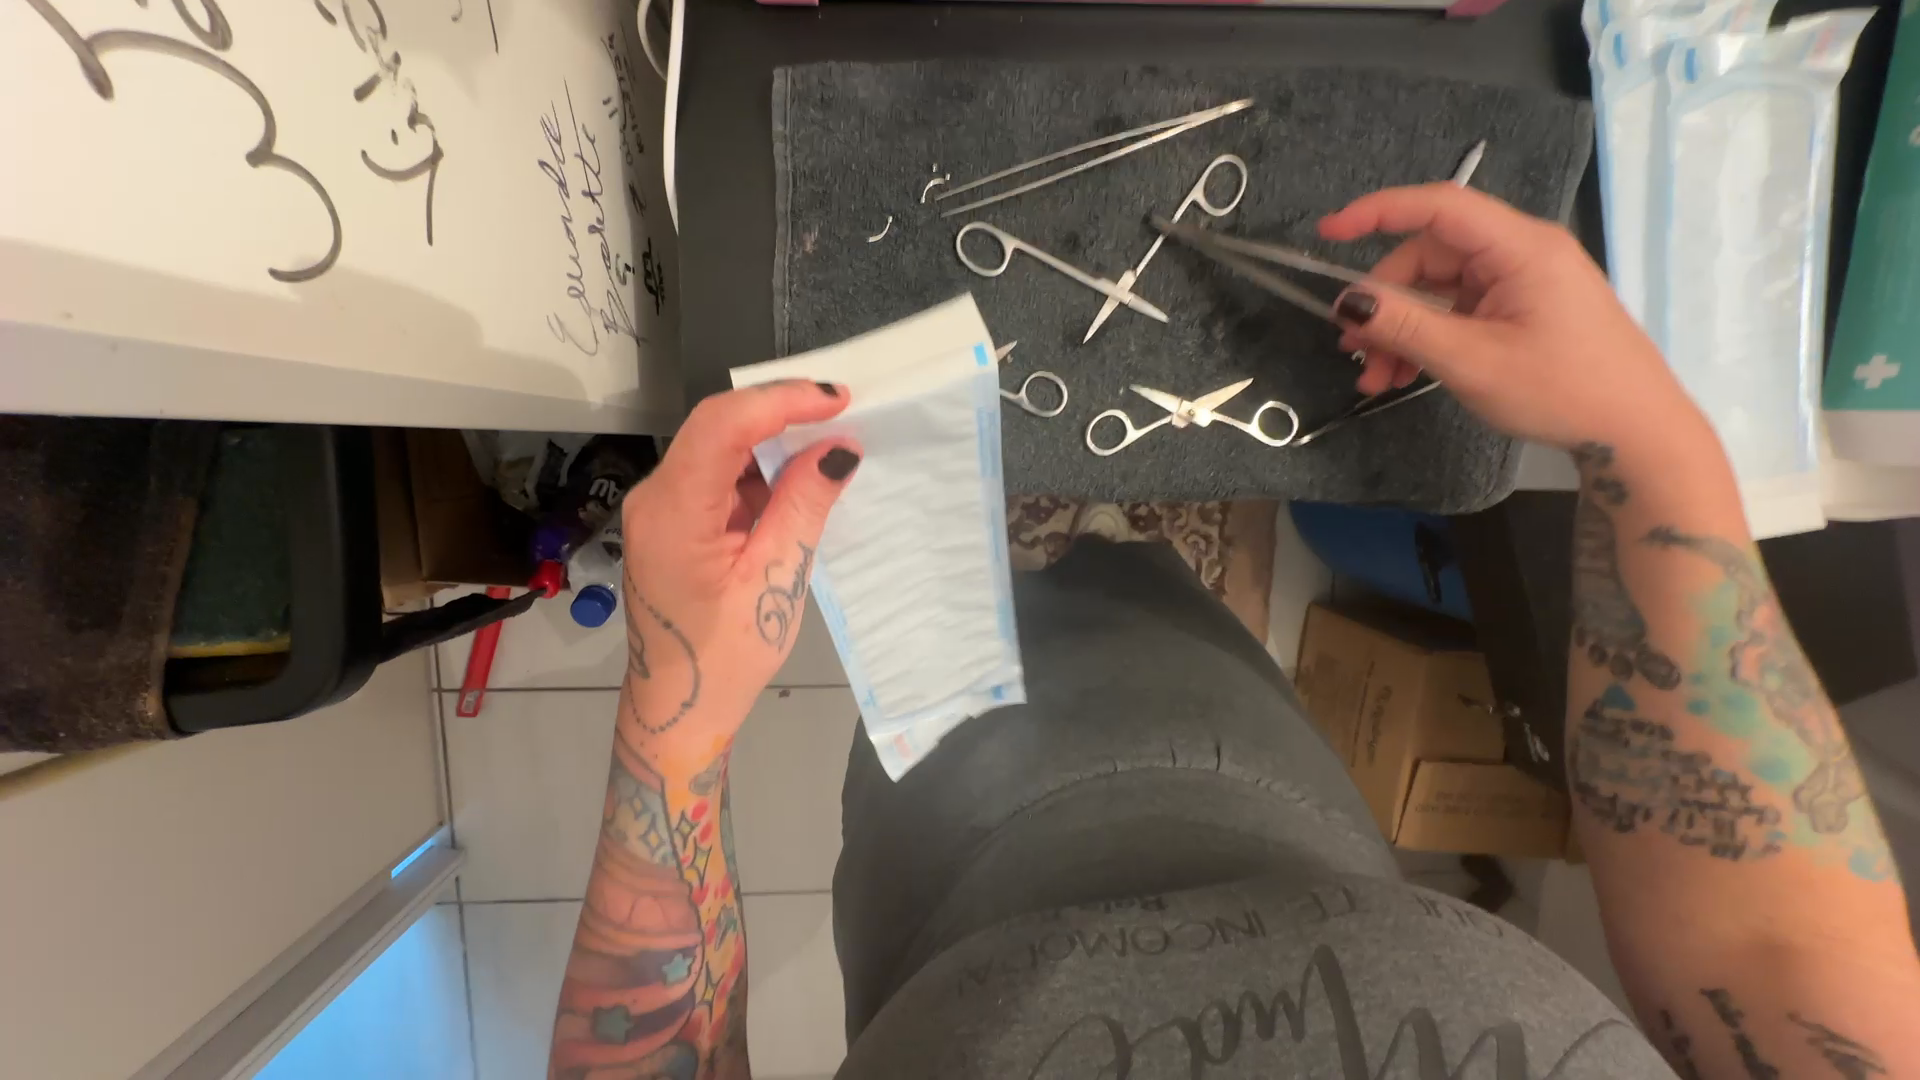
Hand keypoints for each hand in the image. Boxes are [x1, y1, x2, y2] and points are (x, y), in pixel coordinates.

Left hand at [617, 381, 859, 751]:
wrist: (680, 705)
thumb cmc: (727, 656)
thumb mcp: (776, 580)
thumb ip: (805, 506)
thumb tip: (839, 449)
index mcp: (674, 514)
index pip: (722, 426)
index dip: (780, 401)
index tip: (836, 399)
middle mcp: (656, 498)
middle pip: (717, 427)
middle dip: (780, 412)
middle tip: (841, 411)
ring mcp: (662, 507)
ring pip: (719, 447)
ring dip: (774, 440)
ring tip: (829, 441)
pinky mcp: (676, 520)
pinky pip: (719, 475)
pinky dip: (761, 470)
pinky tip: (798, 476)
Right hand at [1316, 183, 1710, 452]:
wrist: (1632, 432)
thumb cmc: (1559, 389)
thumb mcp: (1470, 360)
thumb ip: (1405, 327)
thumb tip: (1348, 303)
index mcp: (1519, 248)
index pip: (1439, 207)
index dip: (1377, 212)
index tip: (1327, 232)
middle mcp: (1517, 255)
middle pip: (1426, 259)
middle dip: (1383, 306)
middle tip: (1352, 351)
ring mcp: (1515, 285)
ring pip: (1432, 293)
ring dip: (1396, 333)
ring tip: (1376, 379)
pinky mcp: (1514, 312)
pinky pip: (1451, 315)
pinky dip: (1420, 343)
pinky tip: (1401, 377)